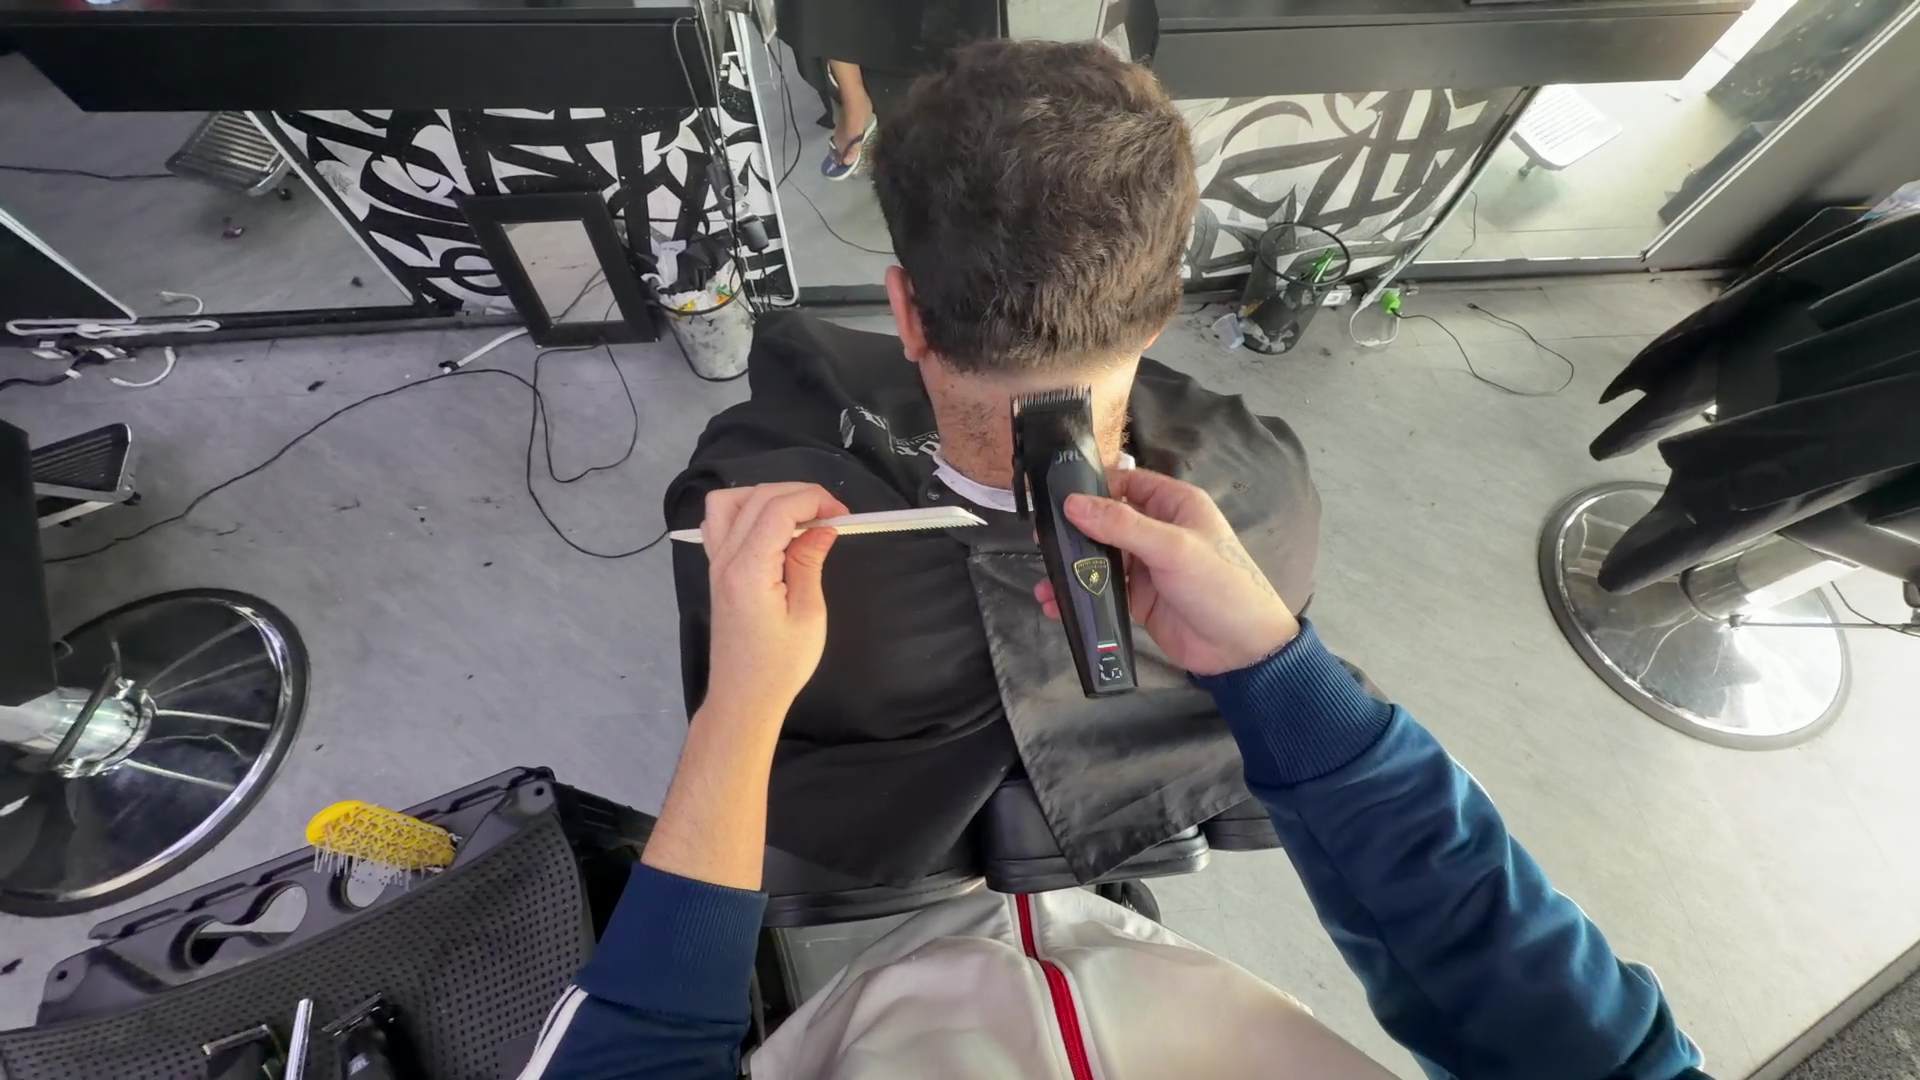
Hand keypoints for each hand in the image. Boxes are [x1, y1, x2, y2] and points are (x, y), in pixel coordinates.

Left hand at [701, 482, 847, 718]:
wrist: (744, 696)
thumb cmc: (781, 664)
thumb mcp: (808, 615)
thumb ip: (810, 562)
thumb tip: (823, 527)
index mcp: (749, 570)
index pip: (778, 509)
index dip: (814, 500)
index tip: (843, 515)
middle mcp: (726, 559)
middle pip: (757, 498)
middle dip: (800, 494)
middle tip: (832, 515)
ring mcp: (716, 562)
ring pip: (731, 501)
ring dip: (768, 495)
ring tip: (800, 514)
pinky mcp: (717, 569)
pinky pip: (721, 521)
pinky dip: (747, 509)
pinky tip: (772, 526)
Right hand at [1034, 468, 1297, 675]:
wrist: (1242, 649)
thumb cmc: (1218, 585)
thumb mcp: (1171, 548)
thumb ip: (1121, 525)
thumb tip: (1071, 504)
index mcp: (1174, 505)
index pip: (1127, 483)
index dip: (1094, 488)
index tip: (1058, 500)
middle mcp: (1158, 530)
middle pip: (1106, 521)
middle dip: (1074, 532)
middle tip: (1041, 542)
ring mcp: (1146, 565)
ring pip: (1100, 558)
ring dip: (1072, 568)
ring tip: (1044, 583)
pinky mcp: (1137, 598)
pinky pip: (1101, 589)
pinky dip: (1079, 595)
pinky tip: (1057, 604)